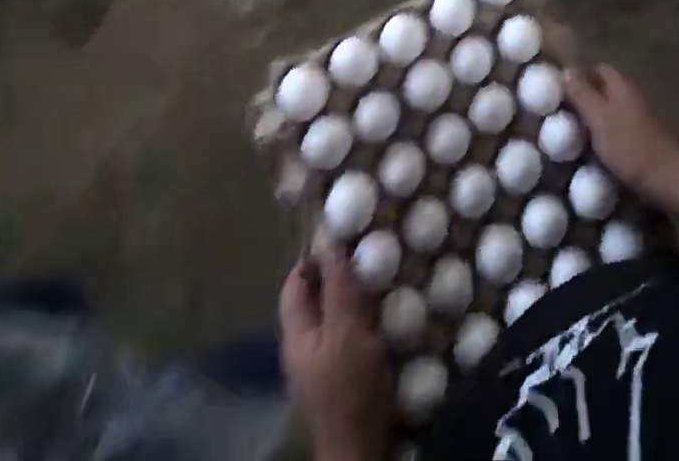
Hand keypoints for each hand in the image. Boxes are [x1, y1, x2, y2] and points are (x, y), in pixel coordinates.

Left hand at [281, 251, 392, 460]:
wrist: (359, 446)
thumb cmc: (350, 386)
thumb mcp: (347, 330)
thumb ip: (338, 288)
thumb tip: (330, 243)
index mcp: (296, 333)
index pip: (294, 284)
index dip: (313, 258)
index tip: (344, 237)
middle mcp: (303, 346)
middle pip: (313, 299)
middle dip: (337, 275)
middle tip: (369, 255)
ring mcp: (320, 363)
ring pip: (332, 315)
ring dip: (353, 296)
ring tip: (382, 278)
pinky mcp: (340, 375)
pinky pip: (347, 334)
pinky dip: (362, 317)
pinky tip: (385, 314)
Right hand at [565, 65, 678, 199]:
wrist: (665, 176)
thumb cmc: (628, 145)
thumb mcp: (598, 118)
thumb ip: (582, 94)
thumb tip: (567, 70)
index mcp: (621, 85)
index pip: (597, 69)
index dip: (579, 76)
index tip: (559, 92)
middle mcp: (632, 94)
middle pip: (604, 88)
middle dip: (584, 97)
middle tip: (563, 113)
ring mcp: (640, 114)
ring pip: (611, 107)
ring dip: (593, 115)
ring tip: (573, 131)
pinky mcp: (643, 134)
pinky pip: (618, 124)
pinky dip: (604, 130)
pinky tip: (593, 146)